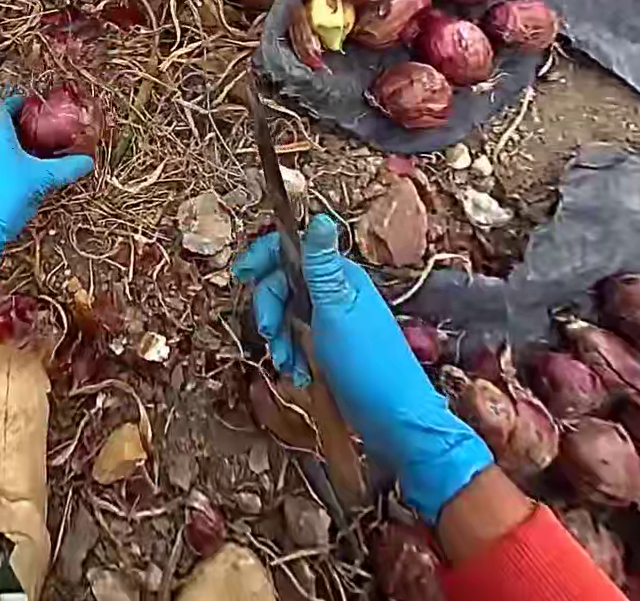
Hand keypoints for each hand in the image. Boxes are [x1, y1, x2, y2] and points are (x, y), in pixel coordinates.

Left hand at [0, 96, 94, 266]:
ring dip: (4, 139)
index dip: (22, 103)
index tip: (35, 105)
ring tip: (26, 148)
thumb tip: (87, 161)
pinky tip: (14, 170)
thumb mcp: (44, 179)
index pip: (7, 106)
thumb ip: (67, 167)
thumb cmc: (8, 194)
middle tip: (31, 126)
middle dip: (12, 121)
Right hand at [234, 215, 492, 522]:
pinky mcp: (328, 346)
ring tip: (288, 362)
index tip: (241, 274)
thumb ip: (320, 265)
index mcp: (337, 274)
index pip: (292, 249)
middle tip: (269, 333)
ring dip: (279, 336)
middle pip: (283, 283)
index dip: (263, 257)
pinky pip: (295, 339)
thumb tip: (321, 216)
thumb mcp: (336, 310)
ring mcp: (330, 320)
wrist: (398, 423)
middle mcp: (333, 291)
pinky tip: (298, 373)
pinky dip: (291, 354)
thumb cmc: (368, 363)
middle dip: (270, 307)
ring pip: (285, 313)